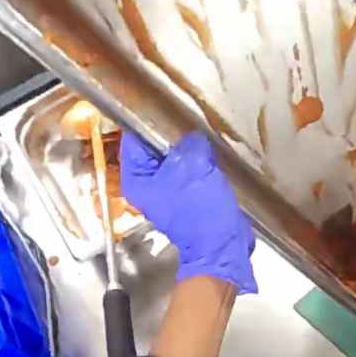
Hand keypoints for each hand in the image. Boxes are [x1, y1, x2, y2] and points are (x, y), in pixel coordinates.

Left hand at [120, 131, 257, 294]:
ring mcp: (165, 192)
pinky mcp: (184, 196)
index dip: (150, 121)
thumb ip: (189, 142)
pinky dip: (197, 164)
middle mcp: (146, 185)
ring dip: (188, 151)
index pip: (134, 138)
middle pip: (154, 147)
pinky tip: (209, 160)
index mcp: (136, 179)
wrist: (221, 245)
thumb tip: (192, 137)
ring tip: (202, 143)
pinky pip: (188, 170)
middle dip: (173, 136)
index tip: (168, 111)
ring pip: (174, 158)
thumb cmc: (200, 209)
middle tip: (190, 126)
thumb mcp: (193, 165)